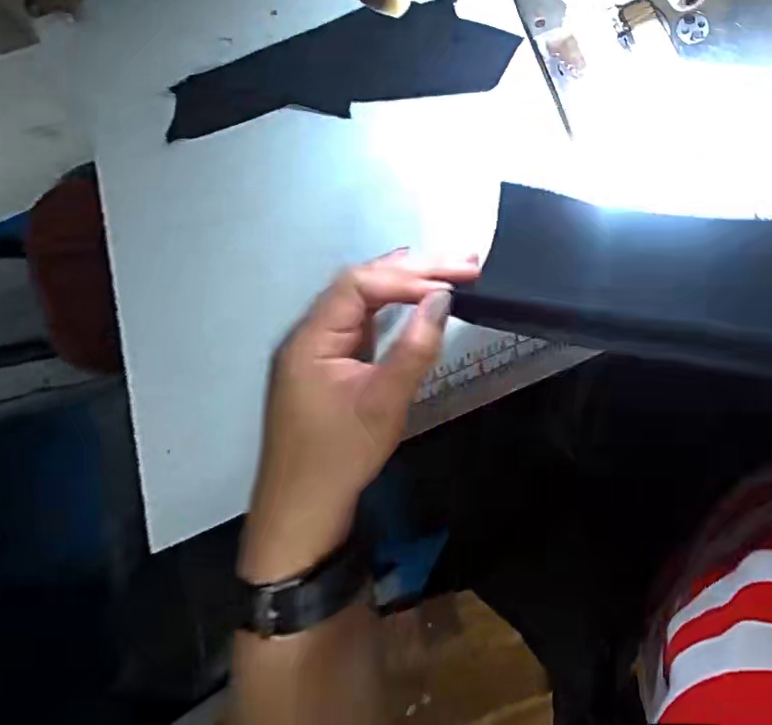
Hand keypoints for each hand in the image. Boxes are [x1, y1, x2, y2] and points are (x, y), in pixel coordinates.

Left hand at [239, 250, 479, 582]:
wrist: (303, 508)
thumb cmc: (340, 455)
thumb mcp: (384, 402)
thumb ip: (415, 347)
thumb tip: (444, 298)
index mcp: (311, 340)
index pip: (360, 285)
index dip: (410, 276)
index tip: (456, 282)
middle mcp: (312, 333)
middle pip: (363, 282)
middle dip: (416, 269)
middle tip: (468, 263)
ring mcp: (322, 345)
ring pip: (367, 296)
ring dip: (411, 279)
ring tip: (455, 267)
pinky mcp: (336, 359)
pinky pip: (369, 315)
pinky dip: (401, 300)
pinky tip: (423, 293)